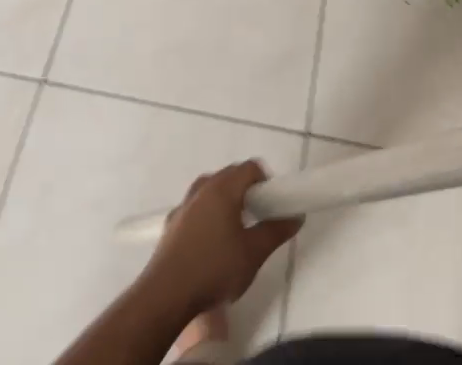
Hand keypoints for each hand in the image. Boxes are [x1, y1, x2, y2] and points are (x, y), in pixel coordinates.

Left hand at [141, 161, 301, 314]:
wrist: (166, 295)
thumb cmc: (215, 269)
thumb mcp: (254, 253)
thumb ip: (276, 231)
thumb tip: (295, 216)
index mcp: (222, 190)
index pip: (249, 168)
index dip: (265, 181)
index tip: (272, 204)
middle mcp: (200, 190)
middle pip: (228, 175)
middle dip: (246, 189)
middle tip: (258, 216)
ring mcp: (182, 207)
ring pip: (209, 190)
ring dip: (225, 201)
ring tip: (235, 229)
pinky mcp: (170, 225)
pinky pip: (194, 208)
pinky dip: (207, 214)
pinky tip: (211, 244)